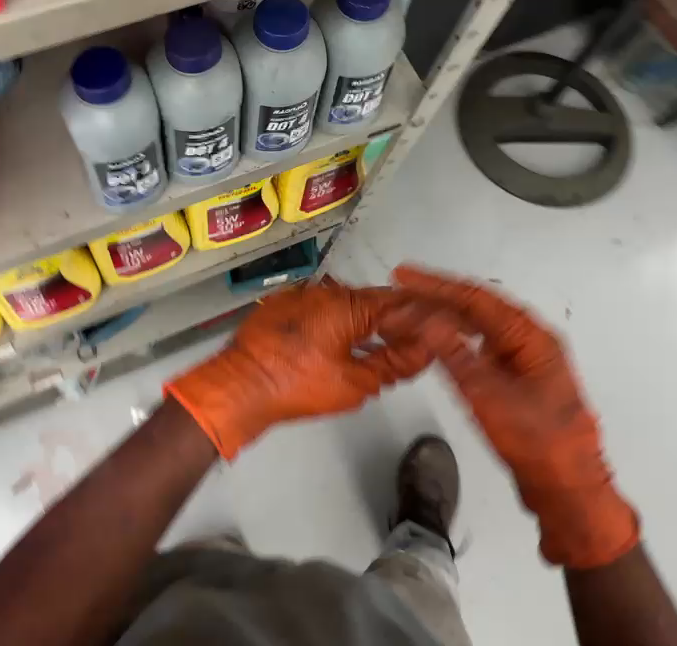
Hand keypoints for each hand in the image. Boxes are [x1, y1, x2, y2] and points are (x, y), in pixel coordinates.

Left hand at [165, 279, 422, 459]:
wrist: (240, 386)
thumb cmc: (294, 385)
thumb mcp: (355, 383)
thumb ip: (394, 364)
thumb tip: (423, 352)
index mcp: (347, 304)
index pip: (398, 302)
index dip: (421, 314)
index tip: (436, 324)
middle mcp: (324, 291)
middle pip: (371, 301)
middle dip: (393, 320)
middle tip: (411, 343)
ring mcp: (300, 295)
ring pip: (343, 304)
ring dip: (363, 322)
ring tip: (377, 346)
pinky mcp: (281, 305)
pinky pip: (318, 308)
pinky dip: (335, 322)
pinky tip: (340, 343)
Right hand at [382, 265, 639, 568]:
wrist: (570, 492)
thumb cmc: (536, 444)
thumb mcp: (490, 398)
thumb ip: (456, 355)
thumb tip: (425, 317)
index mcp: (532, 336)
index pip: (476, 297)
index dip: (436, 284)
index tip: (403, 274)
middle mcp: (531, 340)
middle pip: (477, 306)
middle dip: (436, 296)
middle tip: (399, 290)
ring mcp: (525, 359)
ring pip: (479, 324)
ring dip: (444, 315)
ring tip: (410, 310)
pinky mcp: (518, 378)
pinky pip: (482, 344)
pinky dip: (455, 337)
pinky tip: (437, 340)